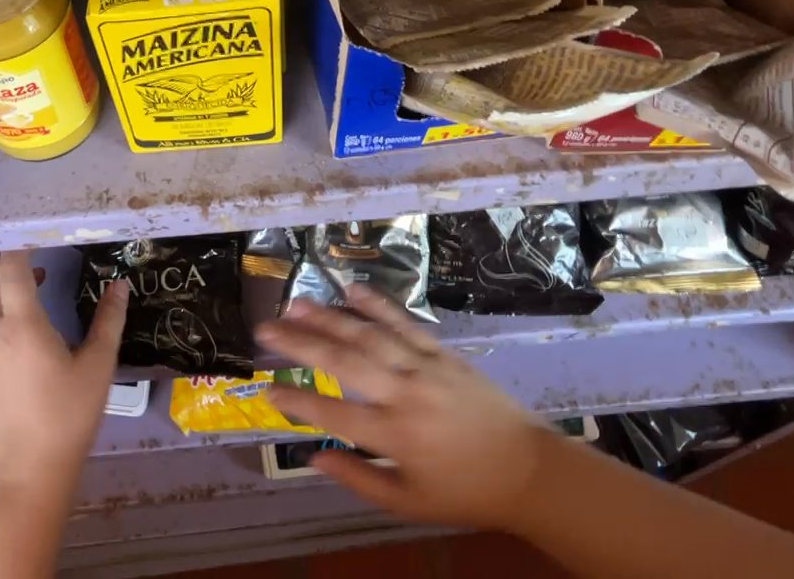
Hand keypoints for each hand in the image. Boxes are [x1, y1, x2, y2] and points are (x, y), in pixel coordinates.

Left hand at [0, 251, 127, 485]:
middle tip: (44, 249)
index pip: (13, 266)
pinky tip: (27, 317)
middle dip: (13, 256)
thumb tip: (119, 284)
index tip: (44, 230)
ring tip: (36, 280)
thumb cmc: (67, 415)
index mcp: (22, 323)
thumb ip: (108, 320)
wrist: (30, 468)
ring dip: (3, 279)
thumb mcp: (98, 365)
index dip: (24, 242)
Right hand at [256, 287, 552, 531]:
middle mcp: (404, 394)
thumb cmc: (464, 492)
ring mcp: (424, 367)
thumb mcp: (409, 503)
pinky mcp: (442, 353)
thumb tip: (313, 457)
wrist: (528, 469)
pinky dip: (377, 304)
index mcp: (395, 435)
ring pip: (369, 334)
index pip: (333, 413)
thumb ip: (358, 478)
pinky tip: (351, 290)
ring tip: (296, 302)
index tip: (266, 388)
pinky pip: (404, 323)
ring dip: (329, 316)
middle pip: (344, 360)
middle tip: (266, 327)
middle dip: (301, 341)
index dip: (296, 400)